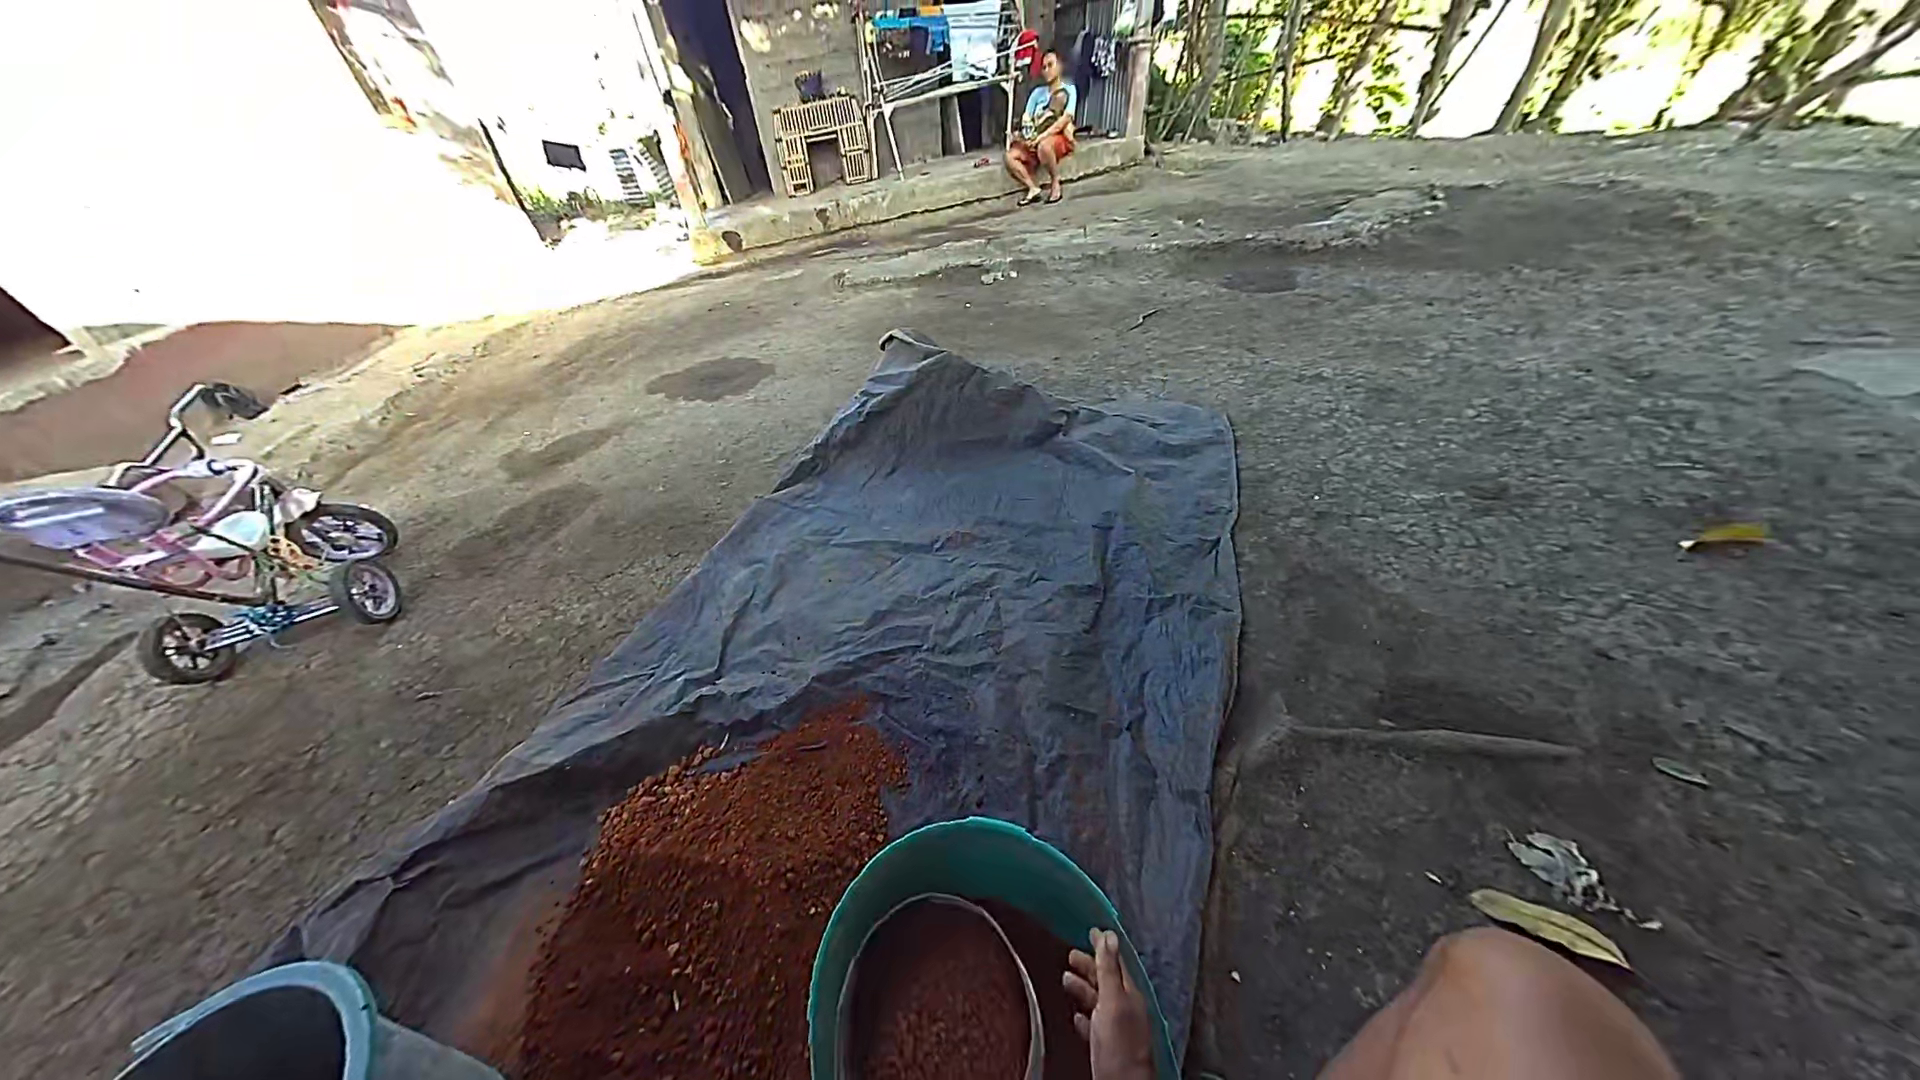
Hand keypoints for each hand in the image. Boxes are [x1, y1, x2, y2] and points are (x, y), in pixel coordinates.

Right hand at [1063, 928, 1155, 1079]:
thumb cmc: (1118, 1044)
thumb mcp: (1112, 1000)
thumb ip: (1109, 969)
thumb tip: (1109, 934)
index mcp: (1129, 993)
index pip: (1115, 961)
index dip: (1103, 946)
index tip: (1091, 931)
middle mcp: (1125, 1007)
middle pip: (1105, 979)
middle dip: (1089, 966)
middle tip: (1070, 955)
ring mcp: (1116, 1027)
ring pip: (1098, 1000)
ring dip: (1082, 988)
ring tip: (1066, 980)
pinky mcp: (1106, 1046)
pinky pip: (1094, 1023)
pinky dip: (1084, 1015)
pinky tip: (1076, 1016)